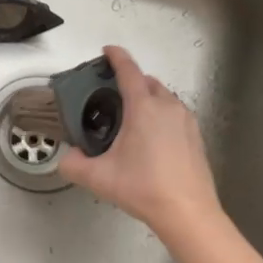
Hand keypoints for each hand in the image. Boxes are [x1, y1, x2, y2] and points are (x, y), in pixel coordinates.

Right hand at [58, 46, 222, 235]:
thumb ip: (73, 165)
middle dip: (131, 81)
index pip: (129, 71)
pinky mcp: (196, 136)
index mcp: (143, 108)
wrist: (187, 212)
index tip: (107, 50)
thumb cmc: (143, 188)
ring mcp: (186, 120)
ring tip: (131, 118)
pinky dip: (161, 115)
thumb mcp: (98, 178)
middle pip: (148, 82)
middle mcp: (168, 107)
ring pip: (164, 97)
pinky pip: (175, 114)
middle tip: (112, 95)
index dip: (116, 57)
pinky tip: (151, 139)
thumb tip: (67, 158)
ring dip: (147, 98)